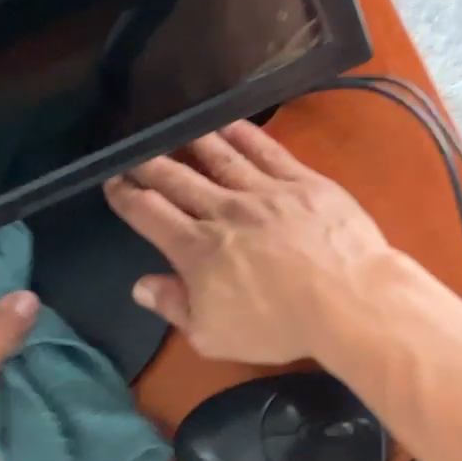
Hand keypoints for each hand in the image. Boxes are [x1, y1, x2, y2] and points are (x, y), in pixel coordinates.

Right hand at [103, 121, 395, 363]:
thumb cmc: (279, 328)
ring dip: (192, 141)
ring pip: (218, 157)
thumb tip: (141, 284)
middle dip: (148, 164)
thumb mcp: (215, 336)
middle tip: (133, 152)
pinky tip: (228, 123)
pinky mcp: (301, 181)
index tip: (113, 182)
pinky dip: (243, 134)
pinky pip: (266, 150)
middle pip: (176, 179)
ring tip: (176, 129)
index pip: (149, 214)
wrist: (348, 300)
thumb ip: (175, 307)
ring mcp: (263, 191)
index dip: (126, 196)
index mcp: (196, 250)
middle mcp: (223, 211)